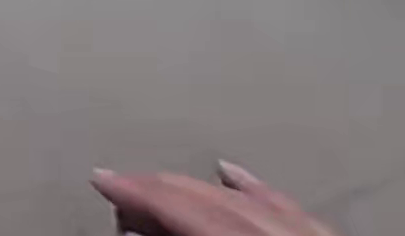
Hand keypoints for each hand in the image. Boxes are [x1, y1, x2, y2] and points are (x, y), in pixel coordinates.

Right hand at [92, 162, 340, 235]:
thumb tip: (131, 232)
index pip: (192, 212)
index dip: (138, 192)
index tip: (101, 182)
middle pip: (220, 204)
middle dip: (162, 190)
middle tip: (122, 195)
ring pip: (259, 205)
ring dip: (200, 189)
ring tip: (158, 184)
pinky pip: (303, 218)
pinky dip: (259, 194)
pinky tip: (232, 175)